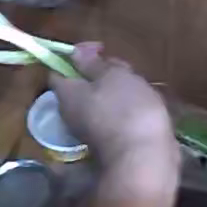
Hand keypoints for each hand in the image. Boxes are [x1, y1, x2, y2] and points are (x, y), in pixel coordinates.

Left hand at [49, 43, 178, 187]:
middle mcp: (73, 113)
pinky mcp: (112, 140)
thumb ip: (93, 63)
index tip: (101, 48)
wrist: (145, 158)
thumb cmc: (126, 109)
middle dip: (105, 72)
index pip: (59, 69)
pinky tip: (147, 105)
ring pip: (102, 99)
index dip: (77, 55)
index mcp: (67, 95)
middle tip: (126, 69)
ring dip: (121, 89)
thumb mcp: (112, 76)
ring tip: (142, 85)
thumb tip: (74, 53)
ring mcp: (93, 129)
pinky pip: (116, 115)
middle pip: (83, 84)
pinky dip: (129, 107)